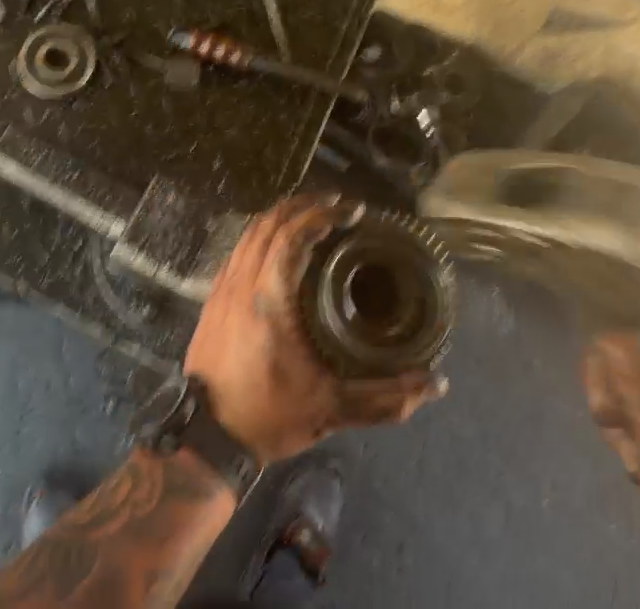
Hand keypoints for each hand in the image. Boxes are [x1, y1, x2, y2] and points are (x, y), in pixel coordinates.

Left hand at [184, 195, 447, 466]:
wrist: (205, 435)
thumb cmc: (268, 416)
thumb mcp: (331, 410)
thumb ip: (386, 397)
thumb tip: (434, 383)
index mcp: (268, 300)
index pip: (291, 237)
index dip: (322, 216)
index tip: (352, 211)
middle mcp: (241, 283)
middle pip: (268, 223)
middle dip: (302, 206)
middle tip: (336, 205)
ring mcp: (222, 288)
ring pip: (249, 233)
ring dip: (281, 217)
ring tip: (312, 216)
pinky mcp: (212, 298)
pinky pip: (239, 249)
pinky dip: (262, 235)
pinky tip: (280, 247)